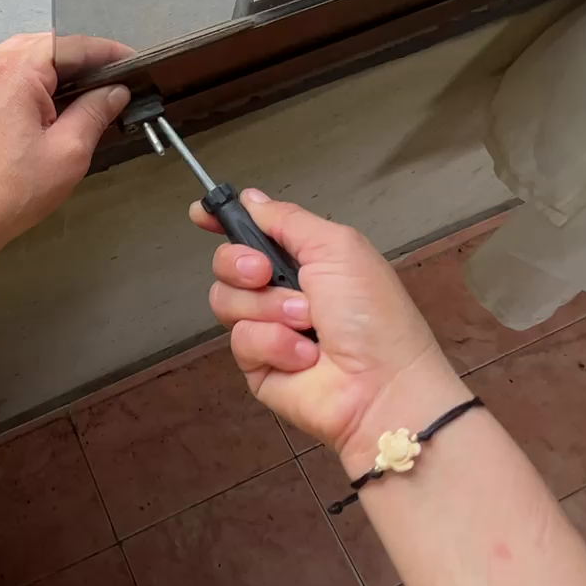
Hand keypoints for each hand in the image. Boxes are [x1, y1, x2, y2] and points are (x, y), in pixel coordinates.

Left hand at [0, 33, 133, 253]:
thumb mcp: (68, 152)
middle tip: (105, 79)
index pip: (71, 45)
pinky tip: (32, 107)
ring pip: (15, 57)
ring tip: (72, 93)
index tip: (127, 61)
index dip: (106, 52)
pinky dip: (16, 82)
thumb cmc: (6, 192)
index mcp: (15, 71)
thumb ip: (95, 113)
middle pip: (42, 46)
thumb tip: (114, 91)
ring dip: (45, 69)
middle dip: (76, 59)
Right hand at [193, 192, 460, 471]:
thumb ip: (287, 219)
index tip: (202, 215)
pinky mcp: (257, 363)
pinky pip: (240, 340)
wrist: (382, 387)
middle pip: (225, 262)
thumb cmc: (372, 314)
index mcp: (300, 258)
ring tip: (304, 322)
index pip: (248, 231)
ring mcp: (266, 327)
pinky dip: (273, 343)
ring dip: (267, 308)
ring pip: (226, 300)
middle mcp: (278, 289)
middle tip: (266, 273)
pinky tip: (303, 355)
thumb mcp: (337, 247)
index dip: (221, 220)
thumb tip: (251, 197)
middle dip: (240, 264)